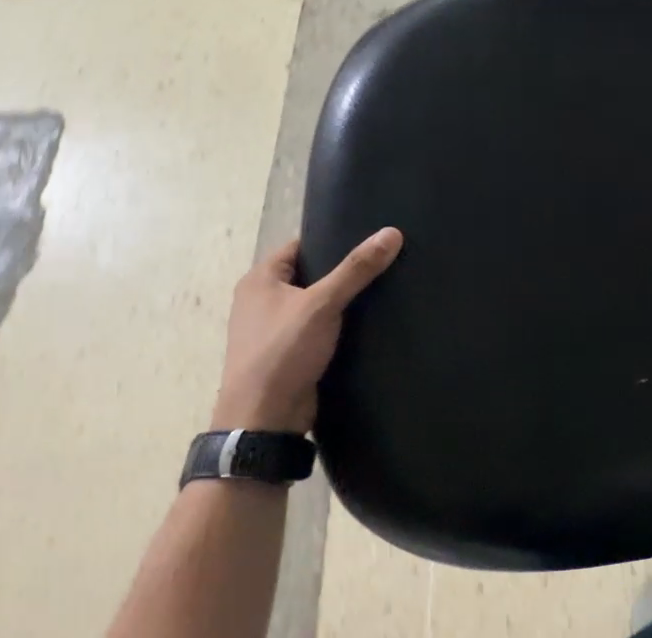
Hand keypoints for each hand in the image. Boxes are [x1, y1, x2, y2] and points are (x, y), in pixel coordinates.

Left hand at [211, 229, 403, 434]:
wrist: (265, 419)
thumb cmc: (284, 351)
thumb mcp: (323, 303)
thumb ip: (356, 269)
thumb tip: (392, 232)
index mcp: (259, 280)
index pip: (300, 246)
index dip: (332, 239)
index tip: (368, 236)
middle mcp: (260, 301)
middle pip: (310, 274)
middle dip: (342, 270)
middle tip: (382, 261)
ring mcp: (273, 329)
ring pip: (315, 303)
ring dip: (342, 300)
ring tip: (383, 286)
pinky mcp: (287, 354)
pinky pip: (317, 328)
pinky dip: (338, 324)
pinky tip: (368, 321)